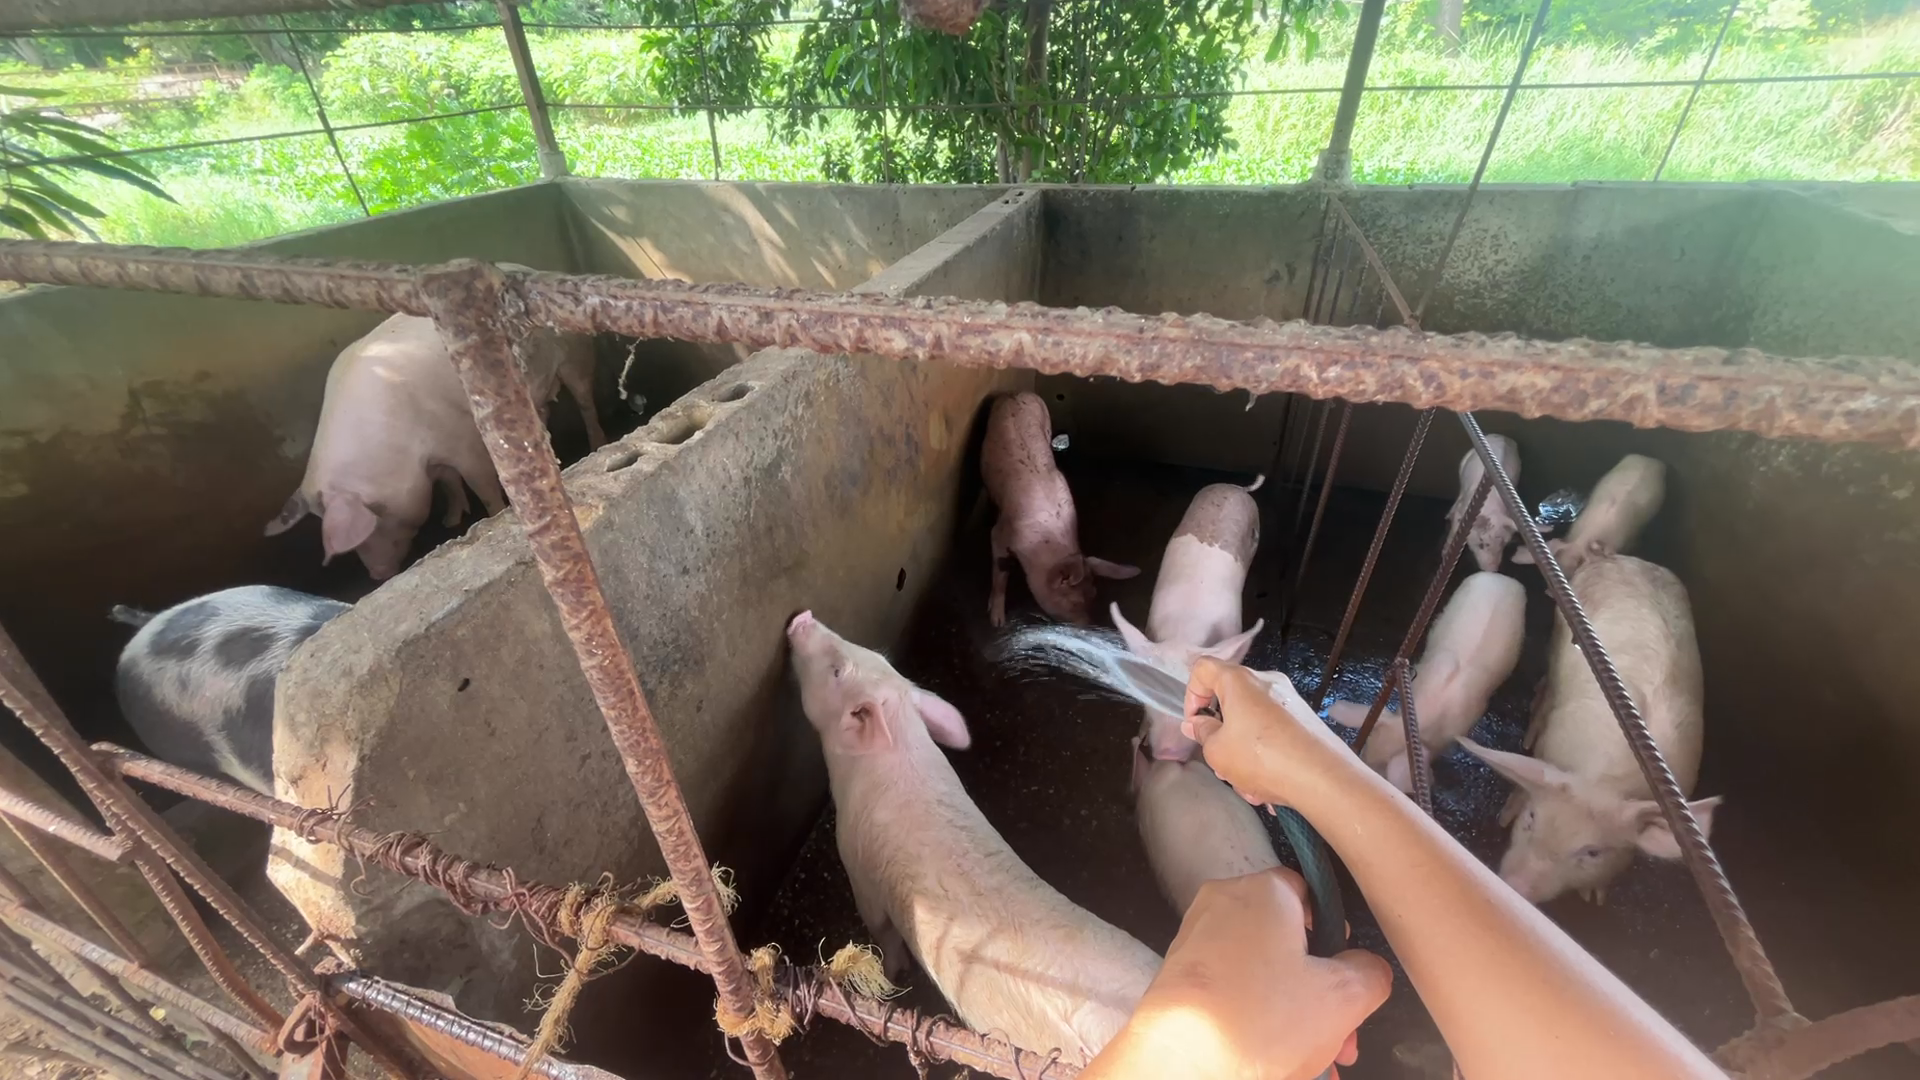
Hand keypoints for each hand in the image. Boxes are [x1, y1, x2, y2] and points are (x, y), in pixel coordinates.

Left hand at [1114, 868, 1390, 1079]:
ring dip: (1296, 1013)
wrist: (1184, 1055)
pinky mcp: (1183, 968)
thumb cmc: (1266, 1013)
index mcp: (1262, 889)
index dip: (1335, 931)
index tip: (1348, 973)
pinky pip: (1234, 984)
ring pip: (1263, 968)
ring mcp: (1199, 933)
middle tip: (1344, 1041)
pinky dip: (1260, 1015)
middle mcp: (1224, 899)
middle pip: (1288, 939)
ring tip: (1320, 1066)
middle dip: (1322, 992)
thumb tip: (1366, 964)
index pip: (1308, 891)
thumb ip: (1368, 972)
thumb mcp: (1343, 996)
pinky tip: (1284, 1062)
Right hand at [1180, 658, 1353, 807]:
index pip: (1202, 668)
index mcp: (1239, 680)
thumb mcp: (1217, 751)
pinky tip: (1268, 783)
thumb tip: (1197, 723)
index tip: (1196, 723)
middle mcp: (1266, 682)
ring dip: (1241, 747)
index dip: (1191, 694)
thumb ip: (1202, 733)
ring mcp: (1289, 700)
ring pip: (1251, 720)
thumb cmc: (1261, 758)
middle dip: (1220, 729)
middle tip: (1219, 759)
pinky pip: (1273, 731)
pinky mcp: (1306, 720)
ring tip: (1246, 782)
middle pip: (1229, 697)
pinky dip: (1264, 752)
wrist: (1326, 780)